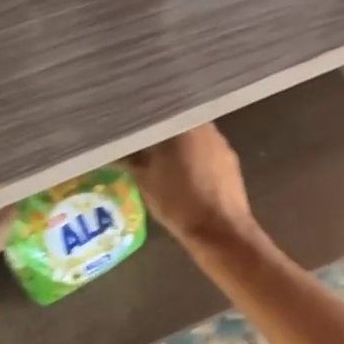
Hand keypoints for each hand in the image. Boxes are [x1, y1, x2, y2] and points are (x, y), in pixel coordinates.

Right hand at [127, 124, 255, 244]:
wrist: (220, 231)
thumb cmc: (178, 201)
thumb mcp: (143, 179)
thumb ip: (127, 157)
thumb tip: (111, 148)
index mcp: (183, 123)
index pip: (157, 112)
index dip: (142, 121)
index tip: (129, 130)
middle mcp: (206, 126)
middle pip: (177, 123)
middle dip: (160, 134)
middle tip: (141, 147)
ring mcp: (222, 145)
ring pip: (193, 139)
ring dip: (178, 147)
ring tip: (161, 164)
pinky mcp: (232, 164)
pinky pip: (206, 154)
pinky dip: (194, 160)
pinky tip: (185, 177)